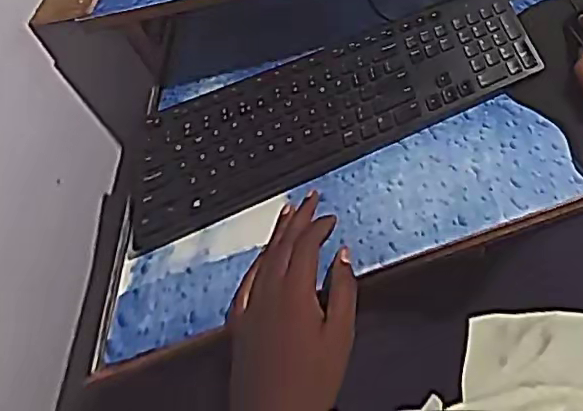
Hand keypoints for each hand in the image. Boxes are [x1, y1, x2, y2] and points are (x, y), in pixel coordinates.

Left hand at [229, 191, 356, 410]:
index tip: (331, 217)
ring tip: (287, 212)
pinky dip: (258, 261)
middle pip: (284, 242)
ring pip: (265, 256)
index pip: (306, 243)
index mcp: (295, 290)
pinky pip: (247, 279)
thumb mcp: (340, 336)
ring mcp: (251, 305)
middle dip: (299, 217)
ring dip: (278, 231)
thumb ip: (343, 290)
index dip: (319, 225)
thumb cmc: (309, 384)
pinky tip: (261, 257)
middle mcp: (269, 290)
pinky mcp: (240, 322)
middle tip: (310, 198)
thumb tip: (342, 257)